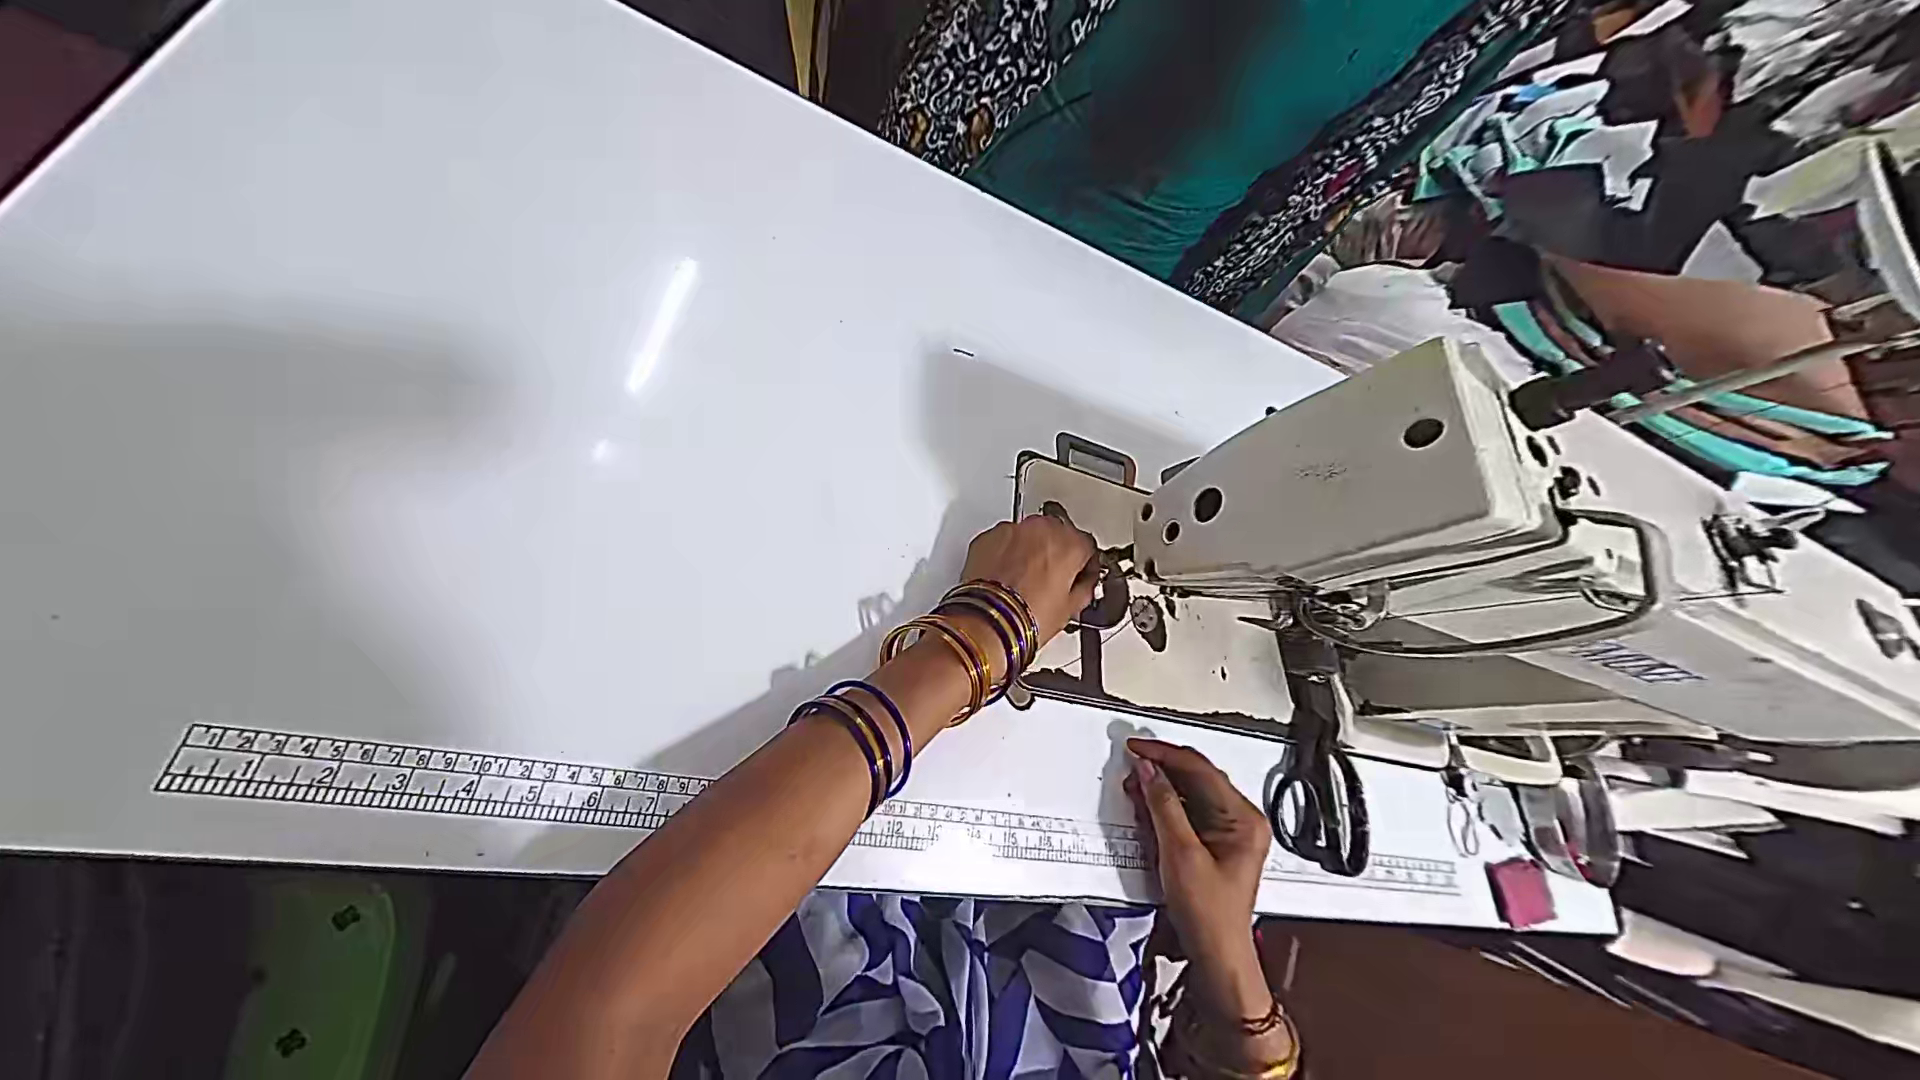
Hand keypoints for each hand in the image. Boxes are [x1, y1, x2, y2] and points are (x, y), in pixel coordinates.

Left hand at [956, 515, 1097, 646]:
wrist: (989, 621)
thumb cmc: (1026, 616)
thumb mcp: (1070, 608)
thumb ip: (1084, 588)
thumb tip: (1082, 585)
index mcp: (1069, 544)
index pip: (1087, 546)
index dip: (1084, 565)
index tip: (1078, 576)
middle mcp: (1042, 529)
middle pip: (1057, 535)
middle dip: (1055, 554)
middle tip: (1049, 580)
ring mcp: (1013, 531)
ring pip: (1028, 536)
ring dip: (1029, 551)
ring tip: (1023, 580)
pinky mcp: (988, 537)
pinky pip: (1004, 541)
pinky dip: (1005, 553)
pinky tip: (1004, 576)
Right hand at [1124, 738, 1273, 1017]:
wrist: (1216, 955)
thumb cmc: (1209, 914)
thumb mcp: (1180, 852)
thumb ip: (1162, 804)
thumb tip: (1148, 769)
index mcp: (1243, 818)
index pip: (1200, 769)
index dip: (1164, 755)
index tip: (1136, 749)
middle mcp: (1239, 818)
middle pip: (1195, 777)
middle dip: (1159, 771)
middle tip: (1130, 769)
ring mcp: (1227, 829)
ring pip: (1187, 792)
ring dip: (1158, 789)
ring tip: (1133, 789)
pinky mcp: (1212, 840)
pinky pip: (1185, 809)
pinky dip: (1162, 806)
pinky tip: (1145, 808)